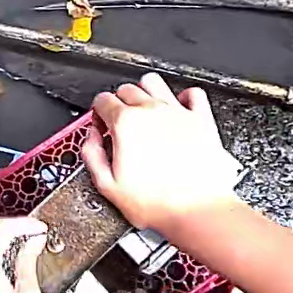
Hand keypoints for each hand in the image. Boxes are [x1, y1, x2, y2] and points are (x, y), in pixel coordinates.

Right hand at [83, 73, 240, 232]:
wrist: (196, 211)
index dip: (98, 113)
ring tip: (144, 111)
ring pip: (154, 82)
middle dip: (118, 103)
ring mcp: (177, 112)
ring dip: (144, 92)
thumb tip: (90, 139)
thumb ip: (92, 154)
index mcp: (125, 123)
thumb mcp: (107, 185)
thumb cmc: (157, 203)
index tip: (101, 126)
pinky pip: (192, 93)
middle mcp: (151, 111)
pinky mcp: (201, 119)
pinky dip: (183, 97)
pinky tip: (177, 110)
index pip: (102, 100)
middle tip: (119, 123)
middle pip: (126, 89)